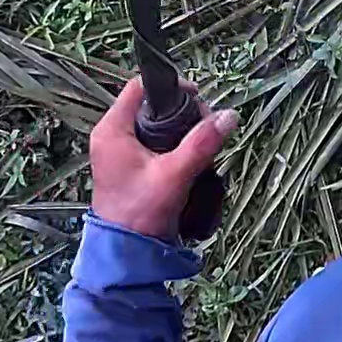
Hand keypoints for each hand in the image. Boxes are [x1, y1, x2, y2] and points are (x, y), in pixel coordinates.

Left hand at [89, 77, 238, 240]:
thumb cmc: (142, 212)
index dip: (171, 87)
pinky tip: (192, 160)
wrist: (127, 254)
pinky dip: (175, 147)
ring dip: (182, 132)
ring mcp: (120, 152)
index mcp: (112, 130)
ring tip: (202, 147)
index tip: (198, 98)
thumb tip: (229, 116)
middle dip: (183, 114)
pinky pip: (156, 144)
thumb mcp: (175, 174)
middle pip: (153, 106)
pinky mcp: (131, 167)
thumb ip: (202, 143)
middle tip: (205, 128)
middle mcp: (112, 136)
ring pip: (157, 126)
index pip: (139, 88)